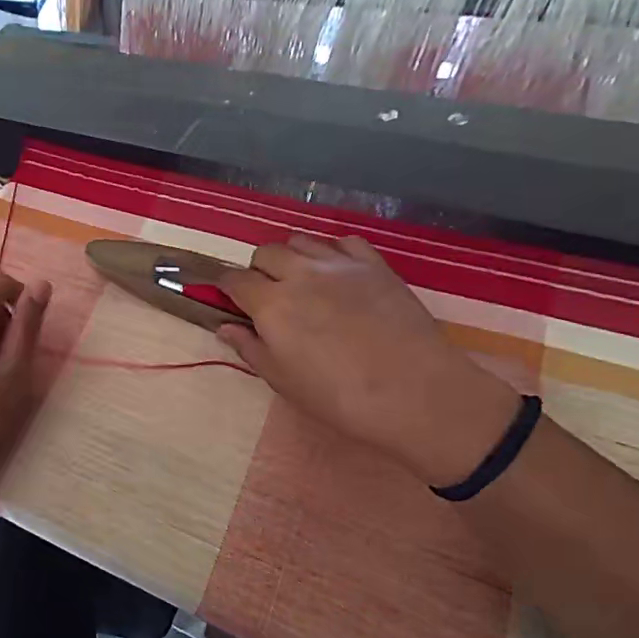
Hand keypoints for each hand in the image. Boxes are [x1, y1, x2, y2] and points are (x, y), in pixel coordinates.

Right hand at [217, 234, 519, 485]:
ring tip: (301, 283)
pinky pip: (343, 242)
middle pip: (266, 252)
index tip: (229, 300)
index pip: (235, 280)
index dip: (226, 288)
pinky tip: (336, 275)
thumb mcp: (282, 379)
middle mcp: (300, 274)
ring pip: (301, 241)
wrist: (413, 392)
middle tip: (267, 297)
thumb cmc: (337, 396)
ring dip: (292, 257)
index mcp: (271, 304)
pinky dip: (330, 252)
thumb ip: (250, 347)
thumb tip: (225, 327)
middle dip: (258, 270)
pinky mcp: (375, 264)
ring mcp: (340, 264)